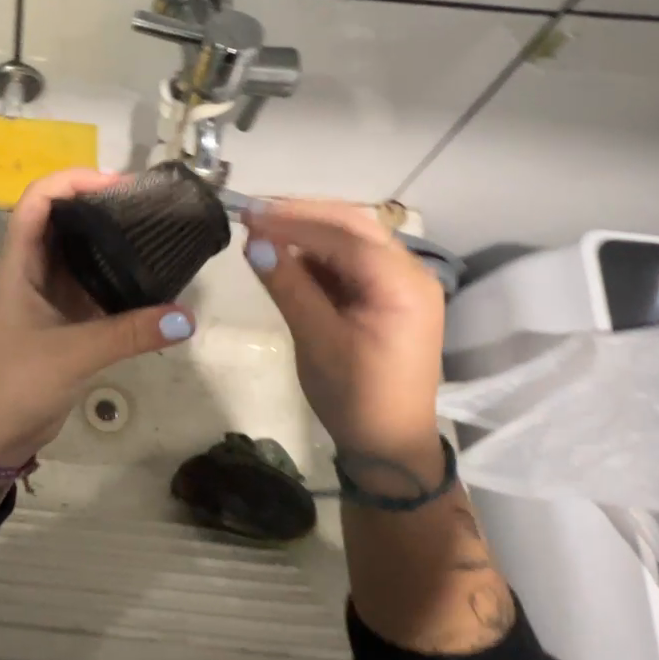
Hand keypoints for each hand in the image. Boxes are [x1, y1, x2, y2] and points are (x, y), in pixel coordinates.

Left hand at [0, 170, 196, 470]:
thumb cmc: (14, 384)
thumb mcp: (71, 355)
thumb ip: (128, 334)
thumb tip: (187, 316)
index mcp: (20, 265)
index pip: (37, 201)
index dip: (72, 180)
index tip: (118, 184)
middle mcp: (35, 271)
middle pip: (64, 219)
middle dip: (101, 203)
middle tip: (150, 204)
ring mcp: (51, 296)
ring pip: (82, 252)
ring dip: (113, 239)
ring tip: (157, 230)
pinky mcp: (67, 321)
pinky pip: (96, 286)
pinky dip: (121, 277)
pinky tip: (155, 278)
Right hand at [243, 200, 444, 474]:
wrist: (390, 445)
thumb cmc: (354, 396)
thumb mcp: (315, 339)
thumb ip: (288, 285)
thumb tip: (253, 242)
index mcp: (402, 285)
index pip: (343, 235)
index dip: (293, 220)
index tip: (247, 215)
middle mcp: (411, 273)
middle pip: (354, 225)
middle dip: (302, 215)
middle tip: (253, 213)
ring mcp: (403, 283)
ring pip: (353, 238)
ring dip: (309, 230)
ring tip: (263, 231)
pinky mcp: (389, 295)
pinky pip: (353, 260)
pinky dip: (319, 252)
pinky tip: (288, 254)